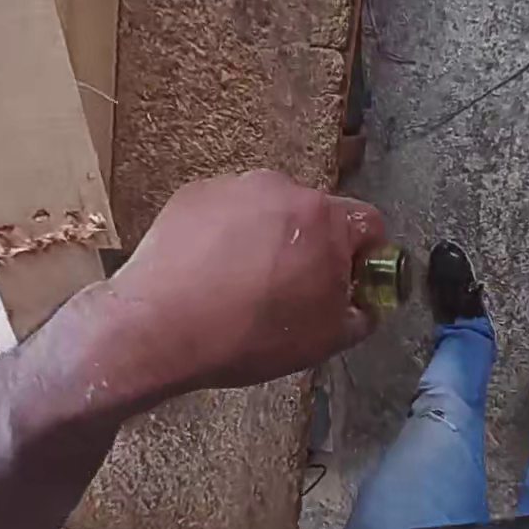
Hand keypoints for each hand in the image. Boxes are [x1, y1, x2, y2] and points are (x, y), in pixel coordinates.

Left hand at [102, 171, 386, 393]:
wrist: (159, 328)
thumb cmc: (249, 336)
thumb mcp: (323, 341)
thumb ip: (360, 315)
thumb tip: (364, 305)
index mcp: (325, 219)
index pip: (369, 223)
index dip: (364, 256)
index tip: (345, 281)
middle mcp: (283, 188)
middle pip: (314, 215)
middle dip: (310, 247)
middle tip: (287, 289)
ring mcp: (234, 186)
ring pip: (268, 210)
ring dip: (266, 237)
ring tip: (240, 282)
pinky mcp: (194, 193)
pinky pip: (226, 211)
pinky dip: (226, 234)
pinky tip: (208, 270)